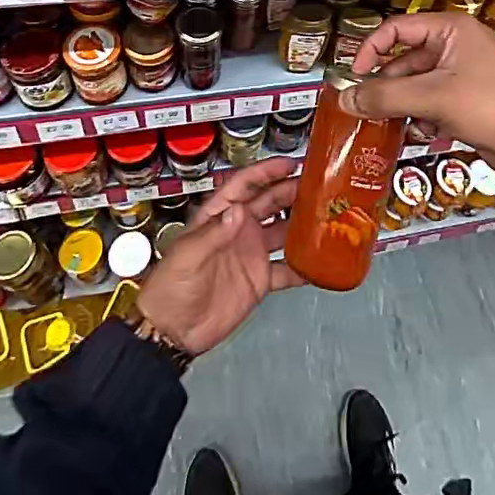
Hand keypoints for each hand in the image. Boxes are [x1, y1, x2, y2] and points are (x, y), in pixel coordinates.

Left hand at [136, 158, 303, 356]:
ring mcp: (250, 254)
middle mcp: (238, 231)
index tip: (288, 164)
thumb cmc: (170, 287)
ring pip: (282, 231)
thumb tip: (238, 211)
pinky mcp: (259, 280)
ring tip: (324, 215)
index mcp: (219, 217)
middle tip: (317, 186)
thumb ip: (214, 234)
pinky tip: (319, 262)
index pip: (244, 186)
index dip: (266, 172)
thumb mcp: (188, 256)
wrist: (172, 330)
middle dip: (291, 192)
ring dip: (301, 223)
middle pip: (269, 203)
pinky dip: (303, 266)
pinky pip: (286, 270)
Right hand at [343, 12, 494, 191]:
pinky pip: (427, 102)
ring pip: (413, 85)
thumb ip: (383, 97)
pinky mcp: (464, 100)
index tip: (356, 74)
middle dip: (387, 86)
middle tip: (368, 107)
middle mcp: (455, 47)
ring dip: (403, 105)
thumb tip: (345, 99)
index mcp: (451, 30)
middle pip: (402, 60)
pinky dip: (420, 117)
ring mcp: (460, 74)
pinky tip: (426, 131)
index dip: (372, 49)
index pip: (397, 28)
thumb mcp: (432, 98)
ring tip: (402, 122)